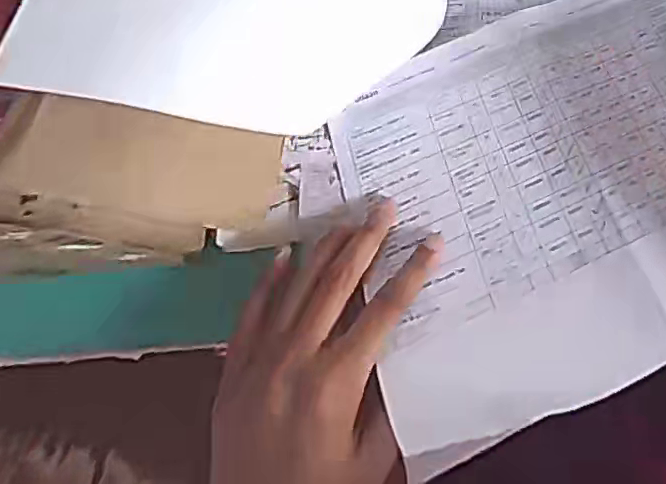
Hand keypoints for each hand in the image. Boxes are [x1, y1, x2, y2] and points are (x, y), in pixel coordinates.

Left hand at [210, 201, 440, 483]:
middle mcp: (297, 360)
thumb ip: (389, 400)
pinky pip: (252, 313)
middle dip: (367, 240)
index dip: (411, 272)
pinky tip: (285, 254)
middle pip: (338, 283)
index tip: (431, 242)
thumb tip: (403, 345)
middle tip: (386, 207)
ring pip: (297, 288)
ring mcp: (260, 362)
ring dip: (326, 249)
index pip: (383, 310)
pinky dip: (269, 280)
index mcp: (337, 381)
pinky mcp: (234, 372)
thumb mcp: (370, 459)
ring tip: (348, 220)